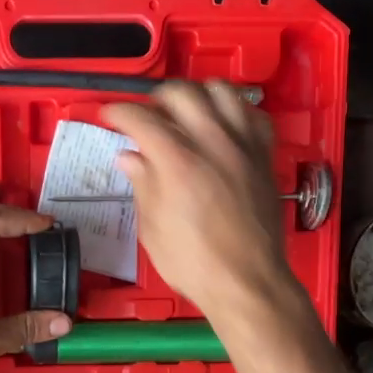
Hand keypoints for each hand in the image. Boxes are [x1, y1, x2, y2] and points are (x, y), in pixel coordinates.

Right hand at [101, 80, 302, 323]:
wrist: (246, 281)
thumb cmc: (194, 265)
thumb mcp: (153, 230)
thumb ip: (143, 186)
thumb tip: (130, 157)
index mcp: (176, 162)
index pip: (141, 118)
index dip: (119, 112)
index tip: (109, 116)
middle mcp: (212, 142)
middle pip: (181, 93)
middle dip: (156, 98)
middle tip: (146, 115)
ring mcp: (242, 145)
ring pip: (221, 91)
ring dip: (198, 94)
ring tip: (186, 112)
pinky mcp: (264, 155)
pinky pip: (253, 114)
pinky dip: (235, 110)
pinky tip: (224, 125)